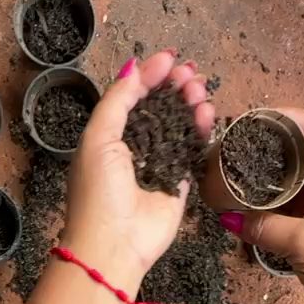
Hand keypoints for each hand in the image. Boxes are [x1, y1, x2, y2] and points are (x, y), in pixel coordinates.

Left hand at [59, 50, 214, 291]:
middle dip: (175, 86)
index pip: (133, 97)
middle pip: (160, 108)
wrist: (114, 246)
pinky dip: (201, 131)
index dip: (151, 76)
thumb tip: (135, 65)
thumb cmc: (98, 192)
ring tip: (199, 90)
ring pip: (180, 126)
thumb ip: (117, 99)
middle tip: (191, 73)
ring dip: (190, 104)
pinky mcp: (180, 184)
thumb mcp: (98, 137)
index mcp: (109, 137)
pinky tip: (206, 114)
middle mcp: (135, 150)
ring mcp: (159, 166)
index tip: (170, 58)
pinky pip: (193, 151)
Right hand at [221, 108, 303, 303]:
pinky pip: (289, 210)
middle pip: (299, 153)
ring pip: (291, 184)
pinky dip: (268, 210)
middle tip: (234, 154)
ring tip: (233, 182)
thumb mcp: (301, 242)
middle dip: (267, 150)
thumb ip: (263, 227)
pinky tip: (246, 214)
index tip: (253, 122)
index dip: (286, 117)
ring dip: (265, 184)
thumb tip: (228, 219)